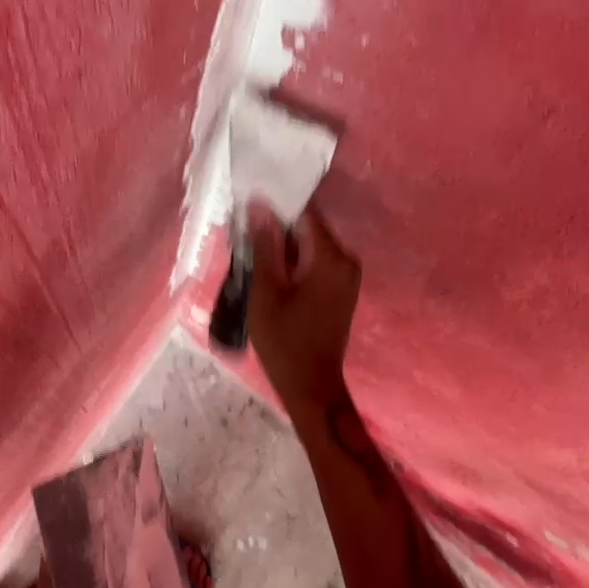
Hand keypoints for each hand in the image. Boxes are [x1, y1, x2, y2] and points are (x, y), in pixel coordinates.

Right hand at [248, 201, 360, 420]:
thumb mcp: (266, 291)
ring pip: (309, 244)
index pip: (304, 211)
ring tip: (249, 251)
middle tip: (242, 233)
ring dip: (282, 245)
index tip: (248, 201)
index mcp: (330, 256)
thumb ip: (265, 244)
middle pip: (307, 227)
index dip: (275, 203)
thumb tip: (260, 203)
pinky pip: (315, 260)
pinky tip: (269, 271)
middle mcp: (346, 258)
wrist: (312, 386)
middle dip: (276, 226)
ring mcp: (346, 274)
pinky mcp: (341, 288)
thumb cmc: (284, 341)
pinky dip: (293, 260)